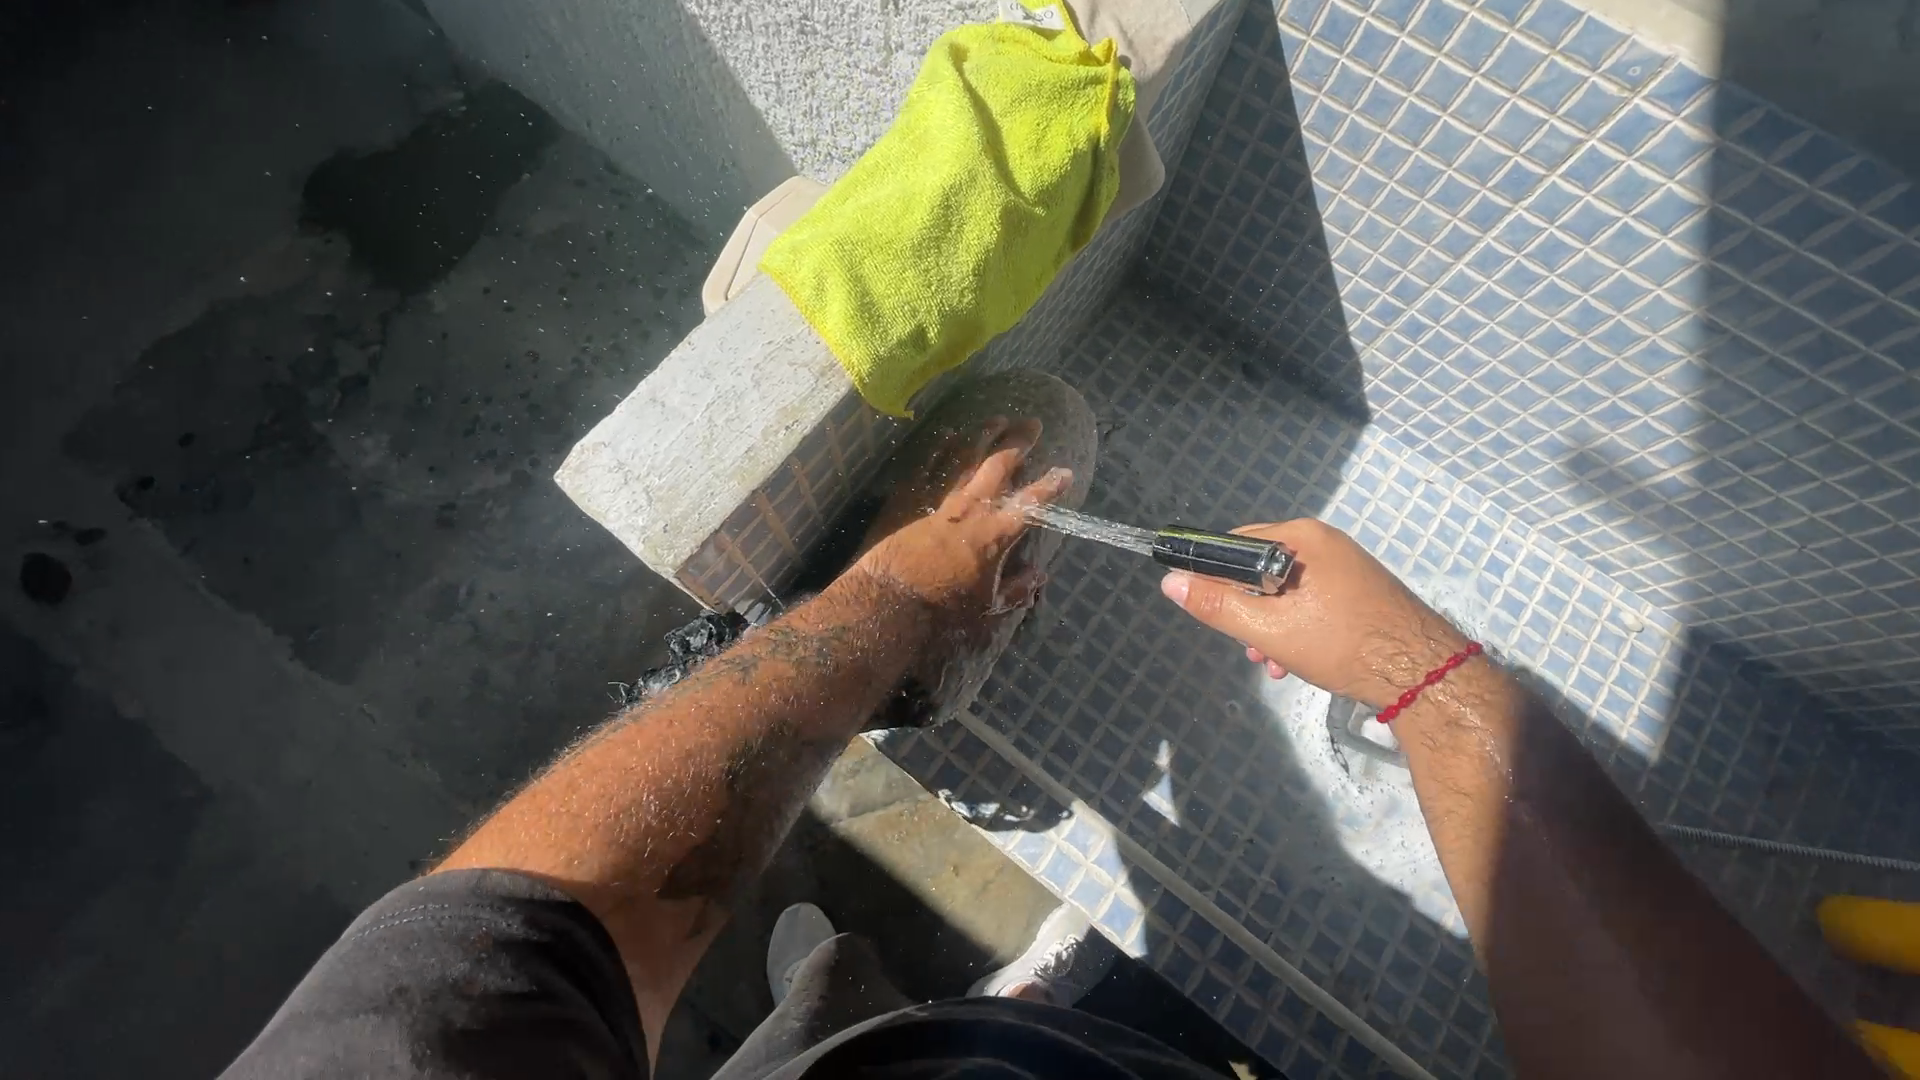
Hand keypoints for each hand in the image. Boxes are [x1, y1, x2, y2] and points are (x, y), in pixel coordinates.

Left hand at [849, 416, 1071, 641]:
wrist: (891, 602)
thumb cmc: (943, 610)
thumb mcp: (988, 608)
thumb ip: (1016, 590)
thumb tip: (1040, 577)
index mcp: (996, 534)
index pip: (1031, 504)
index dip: (1051, 487)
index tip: (1065, 472)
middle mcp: (971, 509)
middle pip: (1000, 466)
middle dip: (1019, 443)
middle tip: (1032, 425)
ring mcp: (939, 500)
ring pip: (965, 457)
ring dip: (983, 436)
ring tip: (996, 419)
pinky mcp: (909, 499)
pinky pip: (927, 465)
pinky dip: (939, 448)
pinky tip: (948, 434)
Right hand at [1158, 519, 1471, 709]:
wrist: (1425, 676)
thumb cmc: (1342, 644)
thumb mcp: (1268, 629)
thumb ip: (1216, 605)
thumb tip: (1169, 582)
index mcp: (1302, 538)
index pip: (1235, 543)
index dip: (1213, 574)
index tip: (1206, 607)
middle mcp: (1324, 542)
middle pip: (1258, 568)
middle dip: (1244, 609)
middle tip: (1245, 644)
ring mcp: (1344, 566)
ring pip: (1283, 589)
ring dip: (1267, 624)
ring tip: (1270, 661)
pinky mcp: (1357, 590)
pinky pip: (1308, 599)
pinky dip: (1293, 625)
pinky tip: (1294, 660)